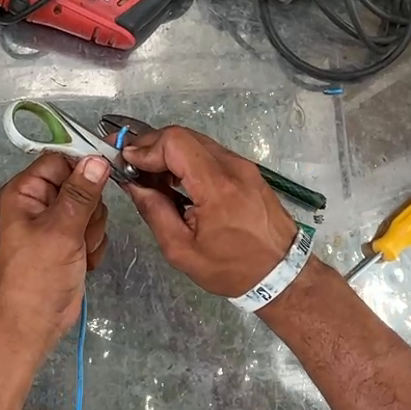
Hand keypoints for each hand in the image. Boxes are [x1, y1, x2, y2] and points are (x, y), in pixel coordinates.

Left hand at [0, 152, 110, 345]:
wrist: (34, 323)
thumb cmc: (37, 275)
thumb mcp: (60, 230)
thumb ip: (81, 194)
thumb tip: (97, 160)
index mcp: (26, 191)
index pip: (60, 160)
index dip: (83, 167)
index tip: (106, 176)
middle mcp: (39, 201)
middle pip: (81, 183)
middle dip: (89, 209)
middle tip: (78, 231)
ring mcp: (56, 222)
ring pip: (93, 208)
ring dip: (92, 231)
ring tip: (77, 251)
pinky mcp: (70, 241)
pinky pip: (94, 230)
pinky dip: (93, 246)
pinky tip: (82, 262)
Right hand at [119, 126, 295, 296]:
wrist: (284, 274)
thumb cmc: (232, 268)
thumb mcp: (182, 250)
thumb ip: (154, 211)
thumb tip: (133, 184)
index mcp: (217, 187)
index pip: (175, 143)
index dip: (145, 148)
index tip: (126, 162)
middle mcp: (233, 167)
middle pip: (183, 136)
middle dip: (151, 146)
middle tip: (130, 165)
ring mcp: (243, 166)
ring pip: (195, 141)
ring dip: (168, 152)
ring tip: (149, 175)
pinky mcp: (247, 170)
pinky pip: (209, 153)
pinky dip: (186, 159)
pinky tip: (174, 180)